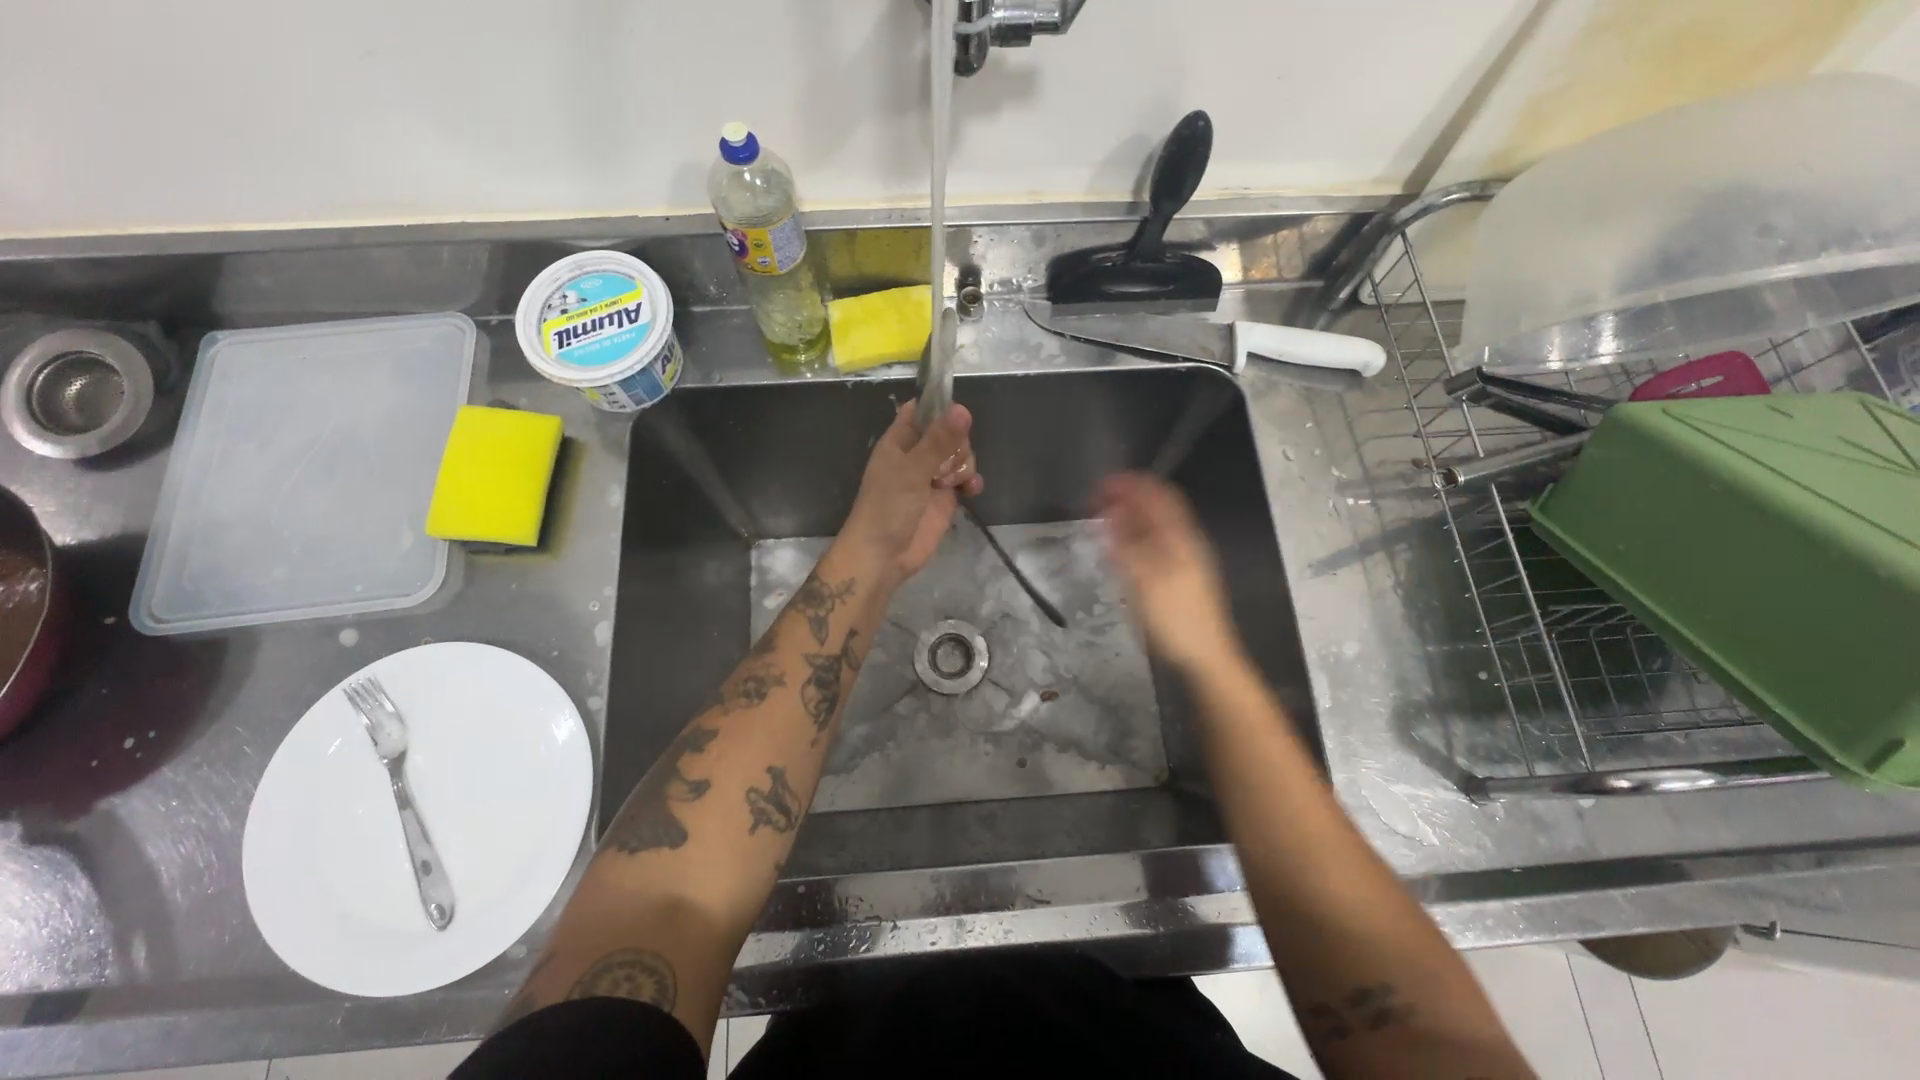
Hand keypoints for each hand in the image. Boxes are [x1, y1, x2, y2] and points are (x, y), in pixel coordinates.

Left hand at [839, 401, 984, 587]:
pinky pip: (966, 478)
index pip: (922, 409)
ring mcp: (931, 476)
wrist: (884, 555)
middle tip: (943, 466)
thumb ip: (939, 441)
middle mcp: (917, 454)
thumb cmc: (888, 507)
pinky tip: (971, 491)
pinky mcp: (944, 497)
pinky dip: (971, 481)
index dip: (940, 409)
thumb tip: (963, 409)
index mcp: (900, 440)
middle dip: (957, 445)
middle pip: (950, 431)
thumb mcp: (912, 470)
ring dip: (963, 465)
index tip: (955, 419)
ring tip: (949, 484)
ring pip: (960, 455)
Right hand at [1099, 472, 1241, 673]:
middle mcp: (1186, 542)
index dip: (1132, 484)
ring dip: (1131, 517)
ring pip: (1157, 527)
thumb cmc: (1175, 619)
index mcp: (1181, 537)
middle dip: (1129, 498)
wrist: (1206, 657)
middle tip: (1098, 499)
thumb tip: (1109, 514)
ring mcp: (1185, 560)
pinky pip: (1156, 545)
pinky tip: (1120, 548)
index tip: (1102, 482)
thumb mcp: (1145, 581)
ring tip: (1104, 518)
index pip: (1158, 495)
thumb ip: (1125, 545)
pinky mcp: (1180, 578)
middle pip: (1158, 509)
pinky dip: (1136, 538)